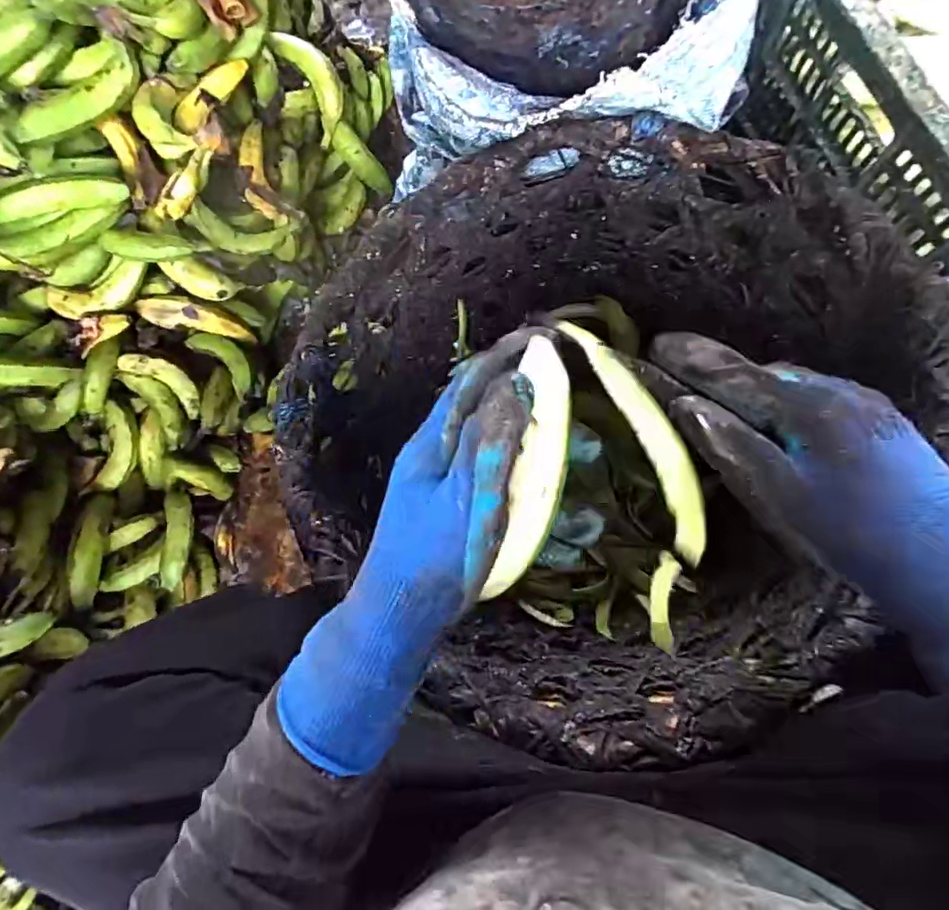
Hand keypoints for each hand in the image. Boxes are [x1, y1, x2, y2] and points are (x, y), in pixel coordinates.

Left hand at [276, 351, 528, 774]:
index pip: (471, 381)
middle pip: (470, 397)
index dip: (506, 355)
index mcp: (432, 441)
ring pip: (474, 423)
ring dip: (508, 405)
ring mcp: (431, 472)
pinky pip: (476, 451)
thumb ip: (491, 443)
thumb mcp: (469, 500)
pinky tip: (520, 448)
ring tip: (546, 400)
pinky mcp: (439, 495)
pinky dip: (504, 438)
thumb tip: (517, 382)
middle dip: (510, 373)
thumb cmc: (434, 560)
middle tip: (551, 362)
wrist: (396, 612)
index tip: (544, 336)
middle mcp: (429, 448)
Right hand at [649, 333, 948, 721]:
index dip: (690, 359)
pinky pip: (816, 396)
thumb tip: (685, 405)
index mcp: (807, 409)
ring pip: (791, 384)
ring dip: (752, 386)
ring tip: (722, 399)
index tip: (654, 342)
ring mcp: (865, 405)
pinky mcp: (882, 423)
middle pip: (761, 373)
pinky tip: (779, 423)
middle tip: (679, 372)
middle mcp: (837, 392)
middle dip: (718, 369)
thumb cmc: (856, 537)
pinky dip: (783, 400)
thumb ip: (731, 445)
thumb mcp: (780, 497)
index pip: (732, 374)